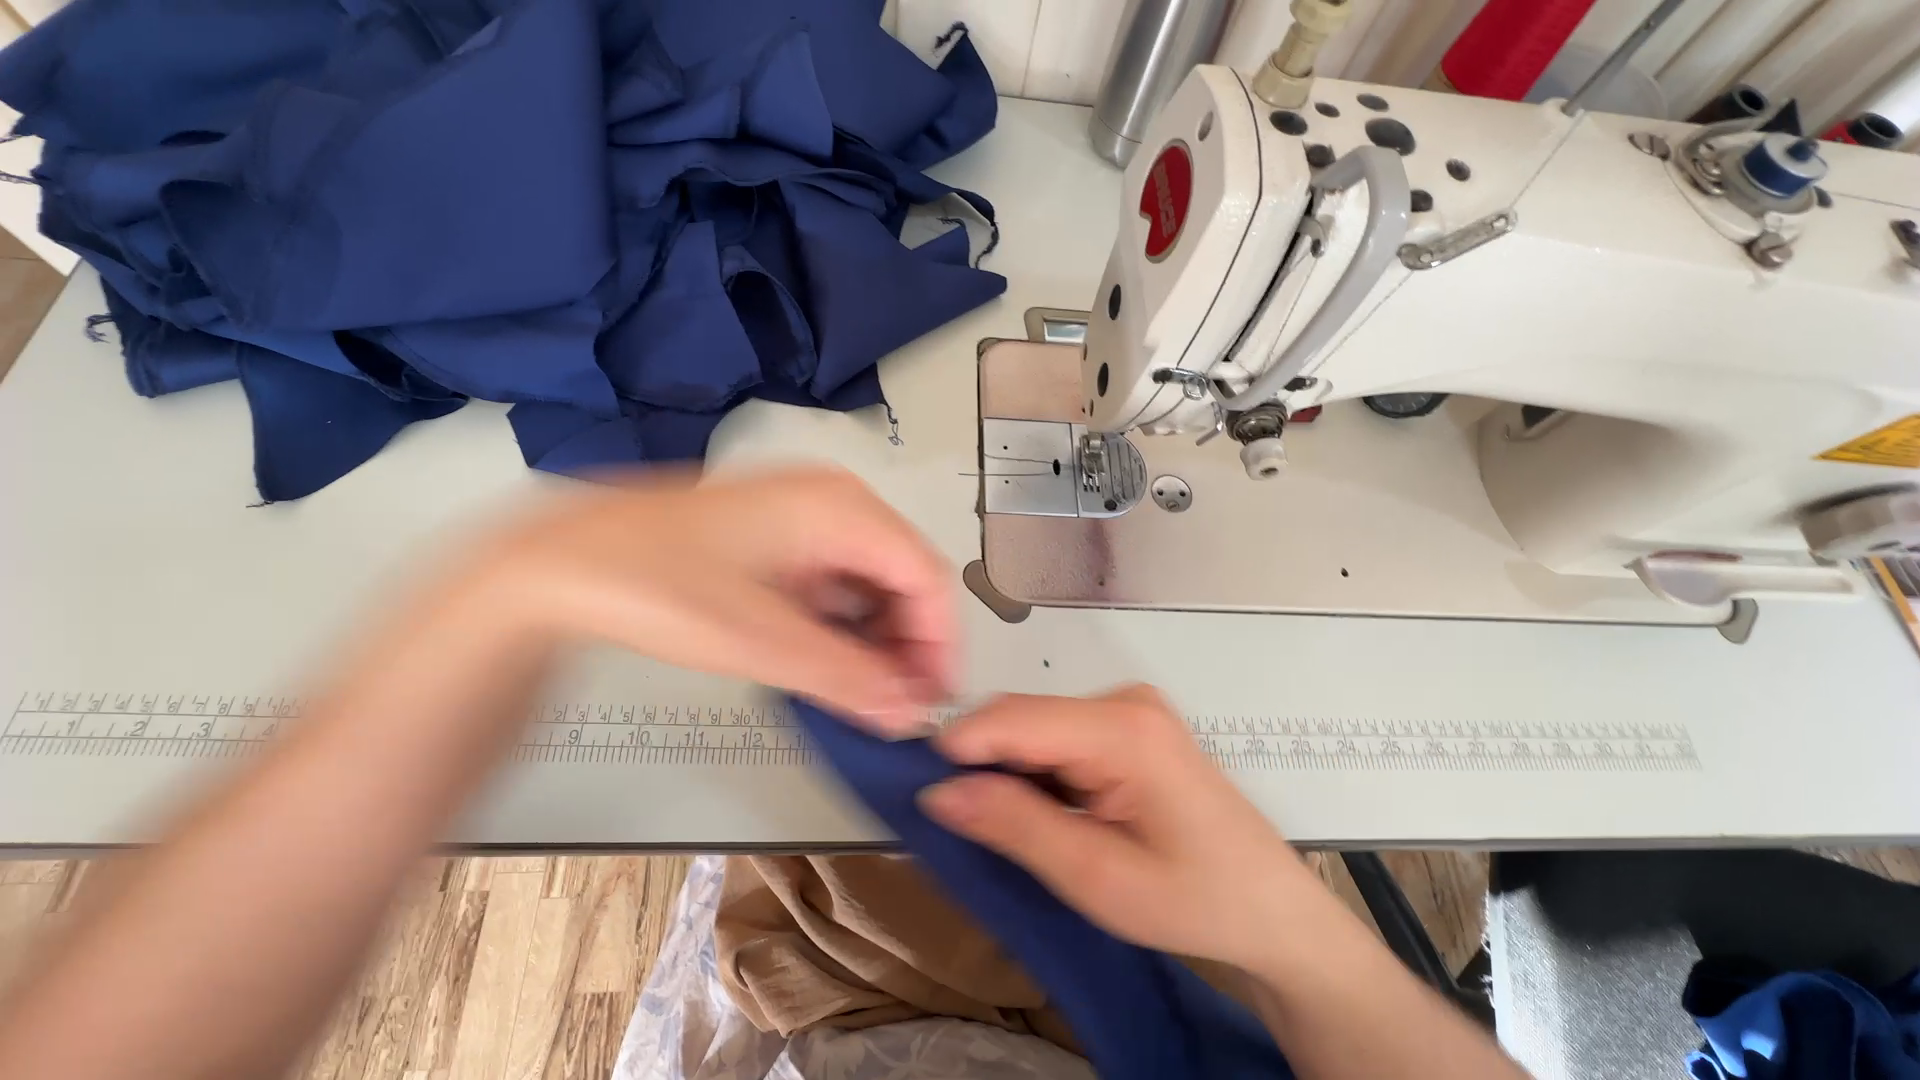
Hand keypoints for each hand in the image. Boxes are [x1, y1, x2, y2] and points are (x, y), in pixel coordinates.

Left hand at [475, 466, 955, 733]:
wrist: (564, 562)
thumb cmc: (657, 584)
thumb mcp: (761, 643)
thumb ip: (847, 679)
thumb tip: (908, 713)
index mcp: (840, 508)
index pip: (927, 577)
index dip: (940, 644)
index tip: (933, 702)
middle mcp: (832, 501)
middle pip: (903, 577)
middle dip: (908, 645)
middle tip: (897, 707)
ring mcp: (803, 516)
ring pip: (871, 582)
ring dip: (876, 639)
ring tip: (863, 694)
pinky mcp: (779, 538)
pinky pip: (835, 583)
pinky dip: (842, 626)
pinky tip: (826, 663)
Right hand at [921, 685, 1313, 966]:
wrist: (1271, 912)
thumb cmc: (1194, 900)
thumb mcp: (1096, 877)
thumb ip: (1015, 826)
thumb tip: (938, 791)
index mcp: (1122, 729)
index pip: (1011, 717)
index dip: (956, 749)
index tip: (914, 790)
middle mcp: (1124, 702)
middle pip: (1020, 719)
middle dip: (980, 765)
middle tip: (951, 824)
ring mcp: (1129, 711)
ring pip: (1034, 730)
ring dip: (1006, 774)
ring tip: (996, 830)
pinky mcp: (1129, 729)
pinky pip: (1058, 739)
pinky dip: (1035, 775)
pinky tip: (1038, 816)